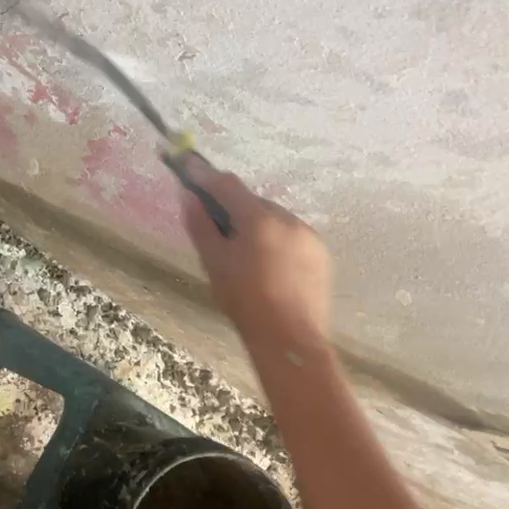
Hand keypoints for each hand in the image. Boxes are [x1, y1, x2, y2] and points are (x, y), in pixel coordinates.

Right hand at [174, 155, 331, 344]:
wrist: (290, 340)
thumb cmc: (244, 300)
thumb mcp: (213, 262)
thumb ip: (200, 224)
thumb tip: (189, 195)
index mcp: (259, 218)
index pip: (227, 184)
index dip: (205, 176)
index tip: (188, 169)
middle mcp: (287, 219)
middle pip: (251, 201)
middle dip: (232, 207)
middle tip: (216, 229)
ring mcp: (308, 235)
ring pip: (272, 218)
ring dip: (255, 225)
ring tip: (244, 254)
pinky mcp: (321, 253)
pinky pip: (290, 235)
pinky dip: (275, 240)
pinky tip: (267, 266)